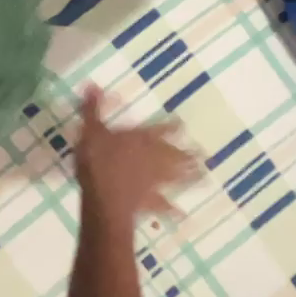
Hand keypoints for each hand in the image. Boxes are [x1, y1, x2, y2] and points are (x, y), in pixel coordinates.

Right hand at [72, 86, 201, 221]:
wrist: (105, 199)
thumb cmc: (97, 161)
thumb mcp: (90, 129)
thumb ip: (92, 108)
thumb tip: (92, 83)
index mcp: (142, 138)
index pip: (161, 129)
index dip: (172, 126)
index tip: (182, 124)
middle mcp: (154, 158)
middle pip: (175, 154)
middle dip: (189, 154)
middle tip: (205, 154)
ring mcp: (155, 181)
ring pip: (177, 177)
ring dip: (191, 177)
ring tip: (204, 177)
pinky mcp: (151, 201)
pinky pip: (165, 205)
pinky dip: (173, 209)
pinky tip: (182, 213)